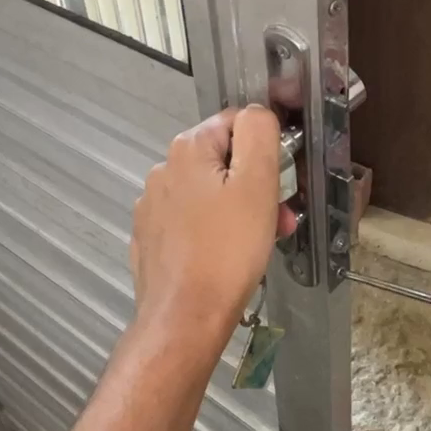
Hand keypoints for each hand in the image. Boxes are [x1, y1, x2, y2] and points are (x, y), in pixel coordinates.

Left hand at [129, 106, 291, 355]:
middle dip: (255, 184)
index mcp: (187, 148)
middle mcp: (163, 170)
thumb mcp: (258, 184)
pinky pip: (192, 222)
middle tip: (279, 217)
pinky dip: (215, 231)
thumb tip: (257, 112)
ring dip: (240, 209)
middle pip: (222, 160)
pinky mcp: (150, 237)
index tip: (280, 181)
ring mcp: (152, 206)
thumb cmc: (228, 250)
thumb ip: (260, 133)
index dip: (266, 148)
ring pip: (209, 193)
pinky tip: (229, 257)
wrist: (185, 317)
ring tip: (261, 241)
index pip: (236, 122)